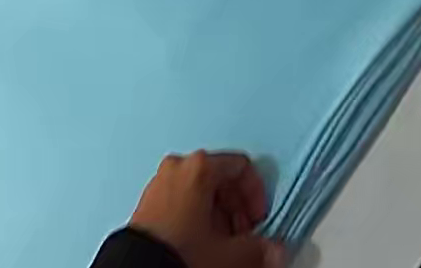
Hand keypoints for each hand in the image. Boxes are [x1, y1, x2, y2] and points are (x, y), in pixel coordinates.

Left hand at [128, 151, 286, 267]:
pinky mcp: (145, 204)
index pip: (241, 166)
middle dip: (236, 209)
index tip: (258, 221)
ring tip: (220, 246)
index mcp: (200, 166)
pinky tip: (198, 245)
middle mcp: (179, 166)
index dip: (256, 194)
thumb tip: (275, 252)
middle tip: (242, 237)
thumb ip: (256, 248)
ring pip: (201, 192)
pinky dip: (196, 219)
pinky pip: (181, 201)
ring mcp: (159, 183)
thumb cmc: (179, 255)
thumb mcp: (225, 254)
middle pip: (221, 179)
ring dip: (217, 217)